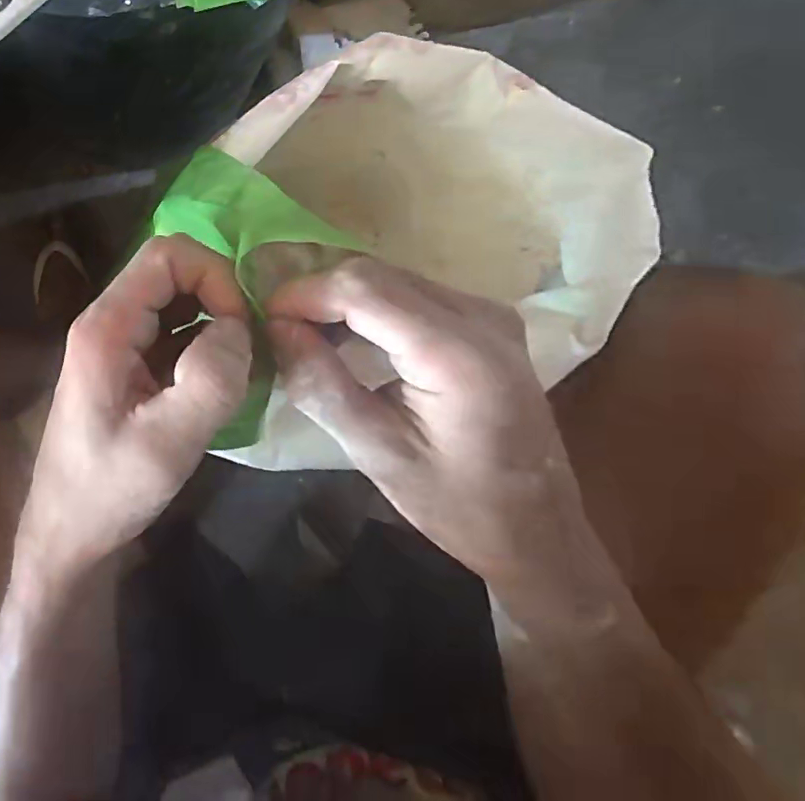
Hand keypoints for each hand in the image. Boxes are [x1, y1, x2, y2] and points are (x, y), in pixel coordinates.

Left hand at [18, 235, 252, 581]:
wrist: (68, 534)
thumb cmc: (108, 492)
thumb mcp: (166, 445)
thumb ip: (209, 381)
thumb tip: (240, 328)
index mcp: (105, 328)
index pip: (165, 255)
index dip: (214, 275)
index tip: (243, 326)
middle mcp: (107, 324)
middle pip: (171, 272)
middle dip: (219, 297)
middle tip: (250, 347)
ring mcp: (116, 345)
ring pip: (175, 303)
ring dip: (215, 323)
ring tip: (243, 367)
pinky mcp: (128, 368)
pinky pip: (173, 334)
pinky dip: (204, 346)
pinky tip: (223, 383)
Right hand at [266, 258, 597, 593]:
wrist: (539, 531)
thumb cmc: (457, 504)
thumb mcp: (376, 452)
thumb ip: (321, 385)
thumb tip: (275, 328)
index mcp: (458, 354)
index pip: (363, 289)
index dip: (304, 294)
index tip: (265, 321)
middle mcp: (479, 316)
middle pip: (374, 274)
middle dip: (316, 293)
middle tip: (278, 330)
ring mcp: (487, 313)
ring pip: (388, 276)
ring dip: (338, 298)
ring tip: (302, 333)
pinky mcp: (483, 320)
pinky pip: (408, 291)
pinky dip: (365, 305)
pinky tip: (343, 335)